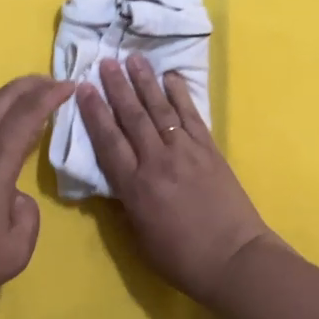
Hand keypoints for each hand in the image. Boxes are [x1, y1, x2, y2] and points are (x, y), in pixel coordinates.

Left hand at [0, 75, 75, 318]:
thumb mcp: (17, 250)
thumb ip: (29, 213)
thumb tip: (16, 194)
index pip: (27, 115)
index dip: (50, 96)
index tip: (69, 85)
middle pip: (4, 98)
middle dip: (31, 84)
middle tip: (53, 81)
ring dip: (8, 92)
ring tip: (27, 92)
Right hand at [78, 54, 277, 305]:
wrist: (235, 260)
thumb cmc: (182, 258)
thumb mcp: (140, 237)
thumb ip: (125, 201)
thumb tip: (114, 176)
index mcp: (135, 187)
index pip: (109, 141)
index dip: (94, 112)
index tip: (83, 88)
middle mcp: (157, 161)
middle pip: (132, 116)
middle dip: (117, 86)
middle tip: (106, 61)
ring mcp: (184, 151)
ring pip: (159, 108)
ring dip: (144, 81)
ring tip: (132, 58)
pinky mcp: (208, 148)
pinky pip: (190, 114)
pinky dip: (179, 93)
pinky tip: (170, 77)